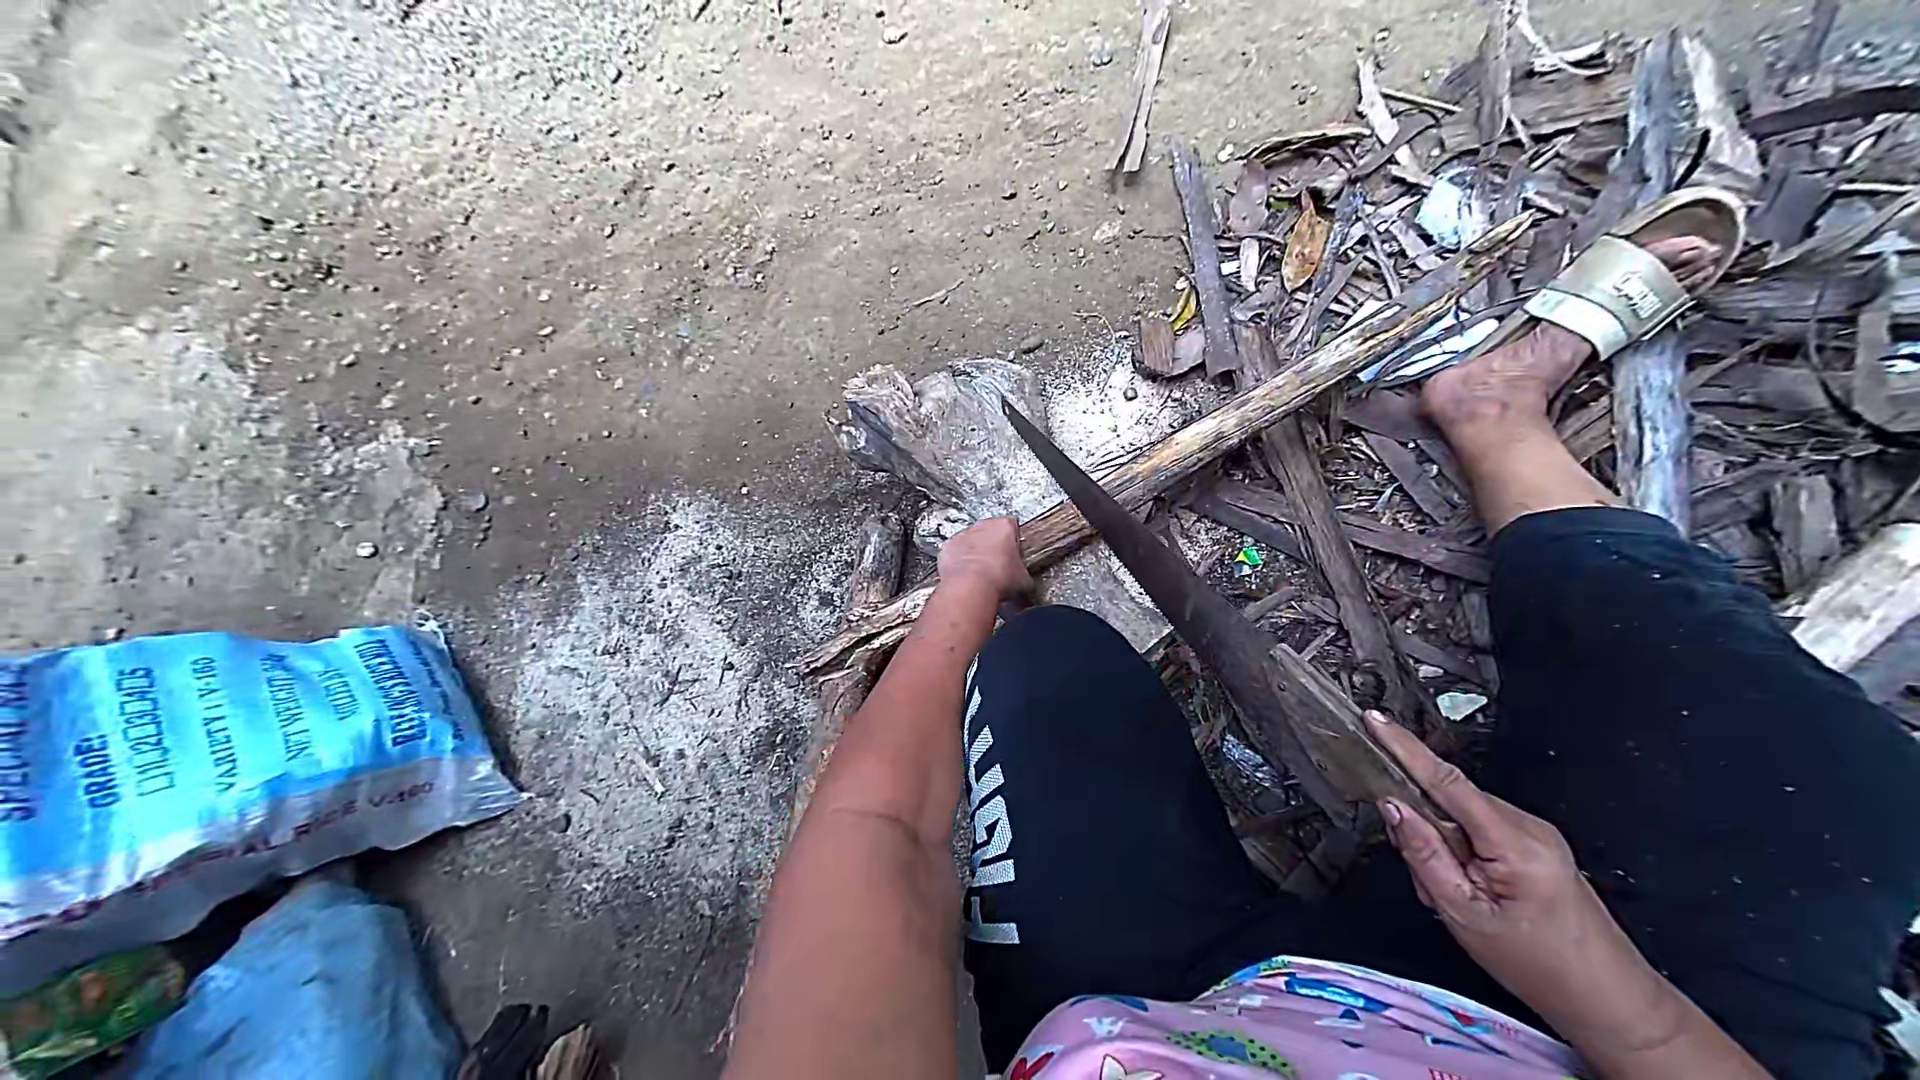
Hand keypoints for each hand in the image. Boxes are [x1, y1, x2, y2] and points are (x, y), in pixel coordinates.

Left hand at [937, 517, 1032, 604]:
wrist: (970, 587)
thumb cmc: (998, 578)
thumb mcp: (1024, 580)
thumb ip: (1025, 575)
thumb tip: (1025, 584)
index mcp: (1004, 526)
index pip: (1013, 527)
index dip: (1014, 544)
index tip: (1014, 558)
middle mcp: (982, 526)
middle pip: (990, 533)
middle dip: (994, 547)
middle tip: (998, 568)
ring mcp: (962, 535)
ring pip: (971, 542)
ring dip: (975, 554)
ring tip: (981, 576)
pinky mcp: (947, 548)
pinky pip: (955, 554)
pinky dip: (959, 563)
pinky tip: (965, 578)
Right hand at [1367, 713, 1691, 1055]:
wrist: (1609, 1002)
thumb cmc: (1538, 965)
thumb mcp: (1463, 913)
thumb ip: (1423, 853)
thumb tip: (1393, 806)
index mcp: (1515, 843)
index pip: (1446, 781)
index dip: (1405, 747)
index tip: (1376, 720)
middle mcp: (1529, 827)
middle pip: (1448, 798)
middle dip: (1420, 824)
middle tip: (1422, 876)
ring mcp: (1536, 832)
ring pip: (1459, 813)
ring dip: (1439, 842)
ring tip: (1450, 891)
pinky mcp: (1535, 841)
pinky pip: (1476, 825)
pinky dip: (1458, 847)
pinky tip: (1467, 884)